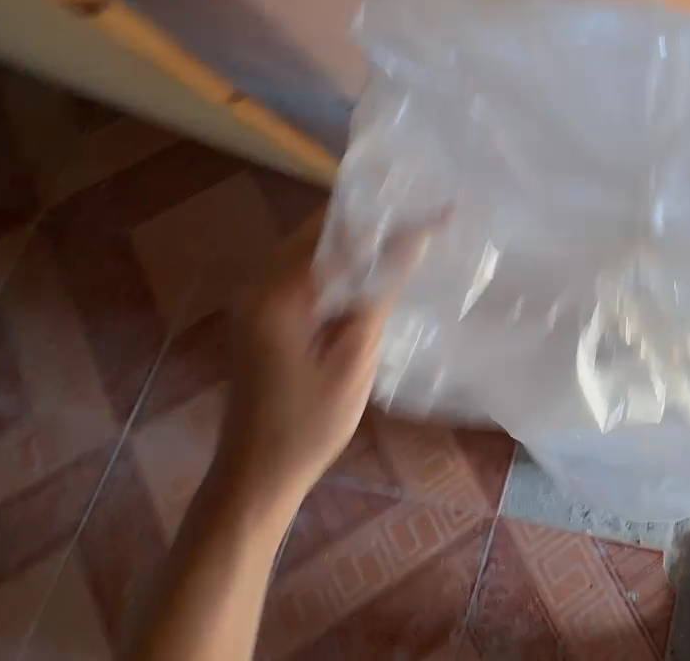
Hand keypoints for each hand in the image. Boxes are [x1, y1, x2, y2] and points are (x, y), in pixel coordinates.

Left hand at [214, 209, 444, 515]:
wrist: (256, 478)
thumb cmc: (310, 422)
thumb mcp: (355, 355)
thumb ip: (380, 290)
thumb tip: (414, 236)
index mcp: (276, 293)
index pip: (341, 233)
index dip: (390, 219)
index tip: (436, 211)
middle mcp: (257, 286)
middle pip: (321, 232)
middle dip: (374, 223)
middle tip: (426, 220)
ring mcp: (254, 302)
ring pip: (313, 250)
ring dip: (358, 244)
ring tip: (410, 241)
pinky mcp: (261, 318)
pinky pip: (304, 273)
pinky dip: (341, 268)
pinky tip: (373, 278)